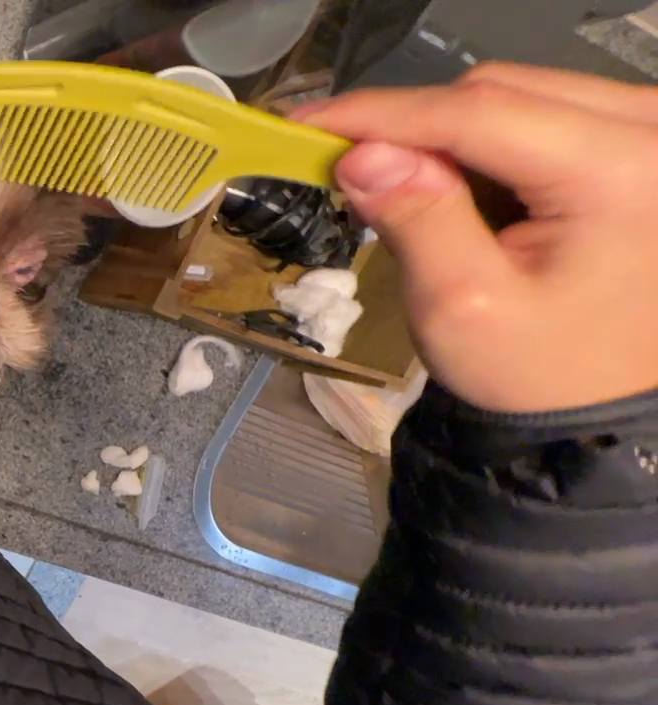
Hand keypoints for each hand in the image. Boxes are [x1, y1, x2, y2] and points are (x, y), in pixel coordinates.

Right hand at [296, 64, 657, 412]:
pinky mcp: (630, 146)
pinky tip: (436, 189)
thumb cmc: (528, 363)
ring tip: (381, 187)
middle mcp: (651, 128)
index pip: (476, 113)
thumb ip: (416, 219)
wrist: (595, 395)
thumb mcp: (458, 301)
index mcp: (620, 167)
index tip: (300, 125)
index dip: (379, 113)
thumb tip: (359, 156)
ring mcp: (646, 132)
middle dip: (403, 124)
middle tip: (328, 164)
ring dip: (432, 136)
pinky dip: (465, 147)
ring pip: (511, 97)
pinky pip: (530, 119)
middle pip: (497, 91)